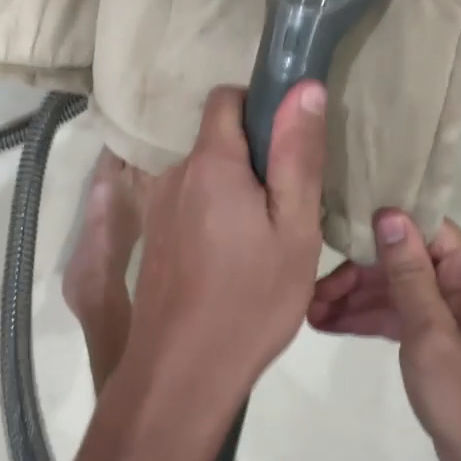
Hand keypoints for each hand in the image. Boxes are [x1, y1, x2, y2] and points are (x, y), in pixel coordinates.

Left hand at [126, 81, 329, 399]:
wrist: (182, 373)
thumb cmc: (250, 297)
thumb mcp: (294, 227)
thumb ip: (297, 155)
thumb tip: (305, 87)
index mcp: (211, 162)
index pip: (226, 98)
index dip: (259, 106)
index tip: (289, 143)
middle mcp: (176, 173)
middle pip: (219, 140)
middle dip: (254, 158)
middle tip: (288, 204)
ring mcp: (160, 207)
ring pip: (206, 176)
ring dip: (235, 192)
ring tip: (266, 239)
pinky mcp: (155, 238)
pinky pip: (191, 206)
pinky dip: (216, 217)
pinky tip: (236, 261)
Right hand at [310, 212, 460, 460]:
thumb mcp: (431, 334)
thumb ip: (408, 274)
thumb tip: (389, 213)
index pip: (426, 229)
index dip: (385, 224)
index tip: (343, 226)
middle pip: (402, 260)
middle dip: (358, 274)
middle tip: (315, 289)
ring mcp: (448, 311)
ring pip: (394, 288)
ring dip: (354, 299)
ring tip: (311, 310)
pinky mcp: (435, 335)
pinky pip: (396, 314)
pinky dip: (366, 319)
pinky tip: (328, 323)